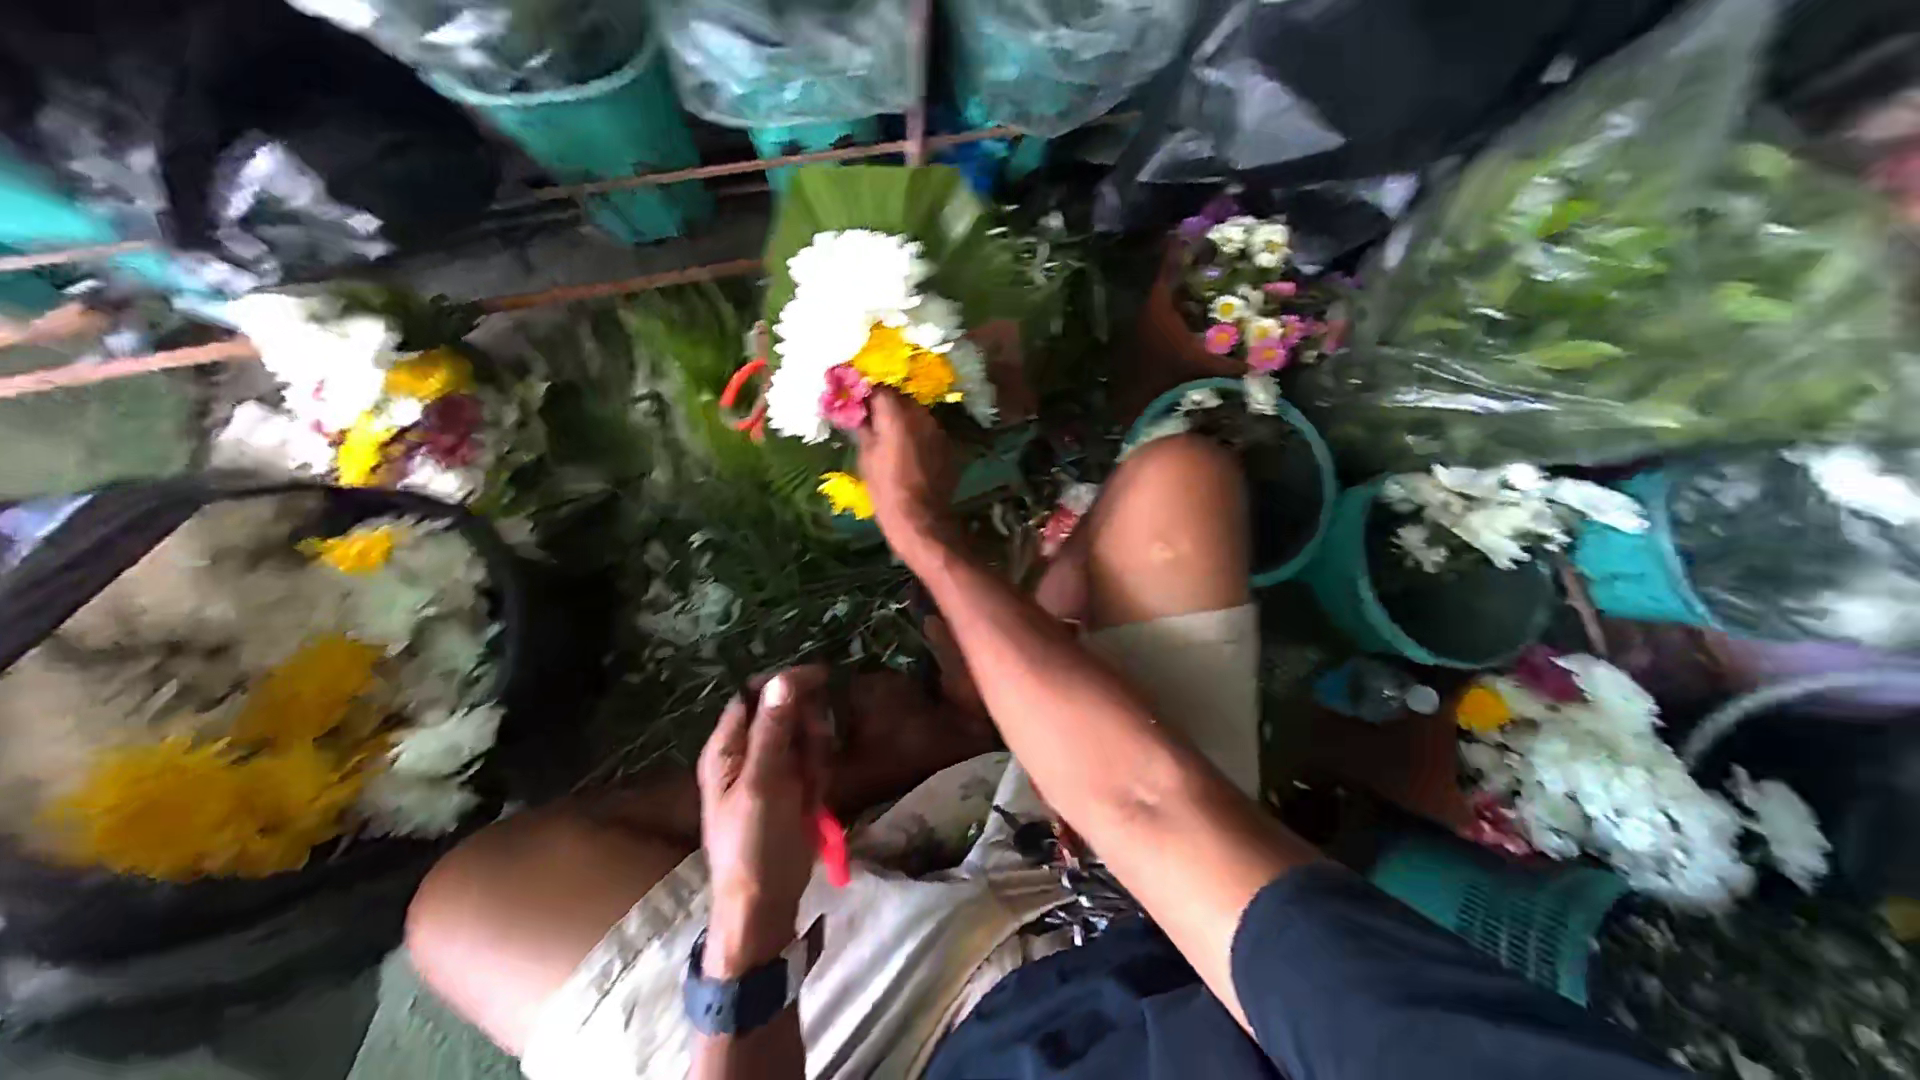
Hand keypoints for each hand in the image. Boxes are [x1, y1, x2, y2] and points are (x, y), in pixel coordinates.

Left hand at [698, 667, 829, 976]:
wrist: (766, 904)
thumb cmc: (753, 845)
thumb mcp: (762, 784)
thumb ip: (773, 730)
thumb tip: (784, 678)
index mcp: (728, 746)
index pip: (756, 694)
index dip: (786, 683)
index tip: (822, 680)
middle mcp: (748, 750)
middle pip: (787, 711)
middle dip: (808, 728)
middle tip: (816, 753)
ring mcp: (773, 768)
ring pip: (806, 735)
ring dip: (817, 755)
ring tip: (812, 788)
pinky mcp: (793, 785)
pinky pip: (815, 760)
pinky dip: (820, 776)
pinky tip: (815, 801)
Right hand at [856, 390, 957, 563]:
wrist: (920, 517)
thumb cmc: (886, 488)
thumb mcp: (866, 456)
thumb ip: (863, 428)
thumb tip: (857, 413)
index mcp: (897, 414)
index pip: (880, 388)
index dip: (867, 394)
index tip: (858, 405)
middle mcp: (921, 415)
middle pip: (901, 398)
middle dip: (887, 405)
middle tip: (873, 421)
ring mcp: (938, 429)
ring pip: (917, 414)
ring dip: (905, 420)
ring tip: (892, 438)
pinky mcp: (948, 445)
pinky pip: (929, 431)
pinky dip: (919, 435)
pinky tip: (911, 452)